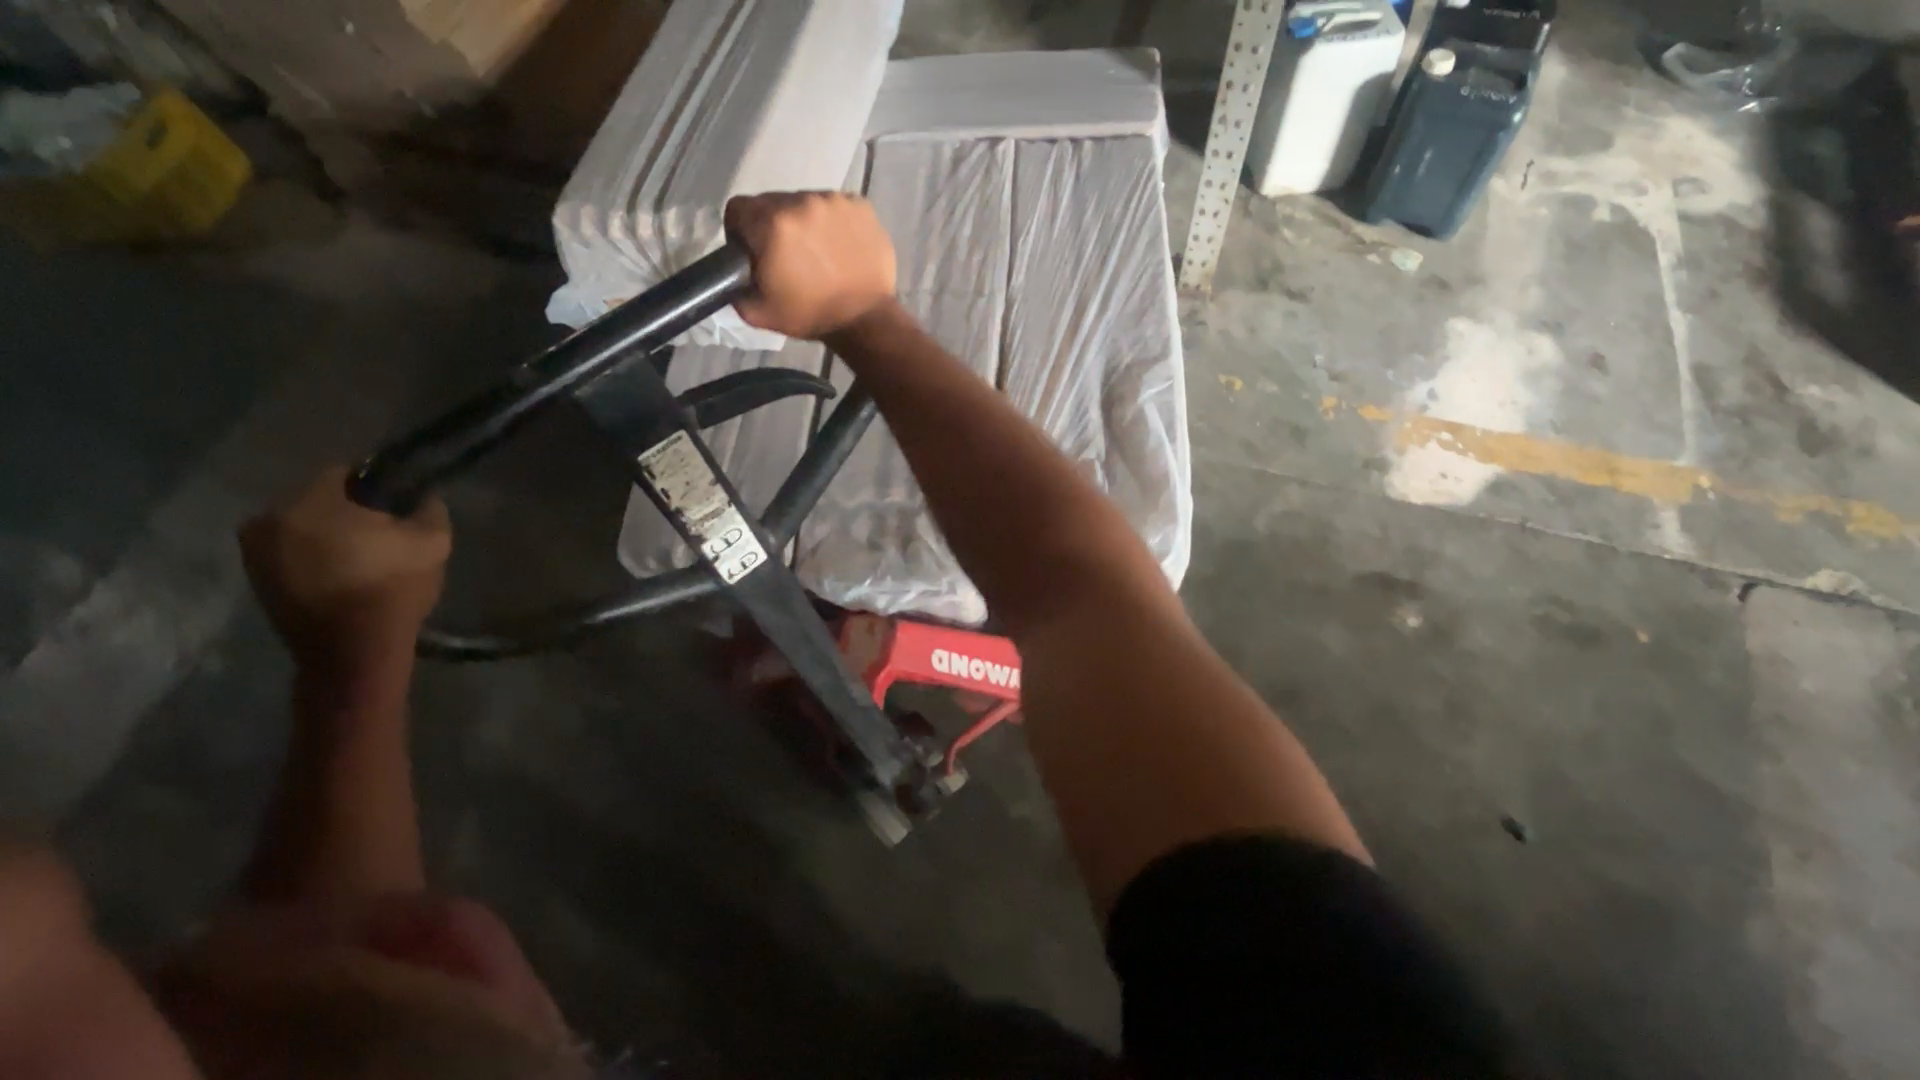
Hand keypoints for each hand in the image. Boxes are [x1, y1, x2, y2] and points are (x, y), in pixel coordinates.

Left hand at [239, 467, 450, 674]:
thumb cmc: (391, 588)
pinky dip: (311, 560)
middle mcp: (269, 519)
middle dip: (345, 513)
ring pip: (299, 529)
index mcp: (309, 502)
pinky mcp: (255, 582)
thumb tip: (422, 497)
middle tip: (380, 535)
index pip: (344, 474)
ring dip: (325, 537)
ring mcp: (254, 553)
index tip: (395, 507)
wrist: (352, 653)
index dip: (374, 487)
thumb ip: (427, 508)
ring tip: (359, 559)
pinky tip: (340, 578)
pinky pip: (288, 554)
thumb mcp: (431, 541)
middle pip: (316, 502)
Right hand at [724, 191, 897, 339]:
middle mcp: (801, 202)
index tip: (753, 250)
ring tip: (817, 253)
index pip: (738, 208)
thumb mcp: (757, 311)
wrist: (865, 319)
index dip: (740, 230)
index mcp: (771, 223)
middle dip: (773, 226)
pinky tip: (839, 247)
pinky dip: (832, 222)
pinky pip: (834, 206)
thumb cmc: (809, 315)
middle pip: (772, 202)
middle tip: (787, 256)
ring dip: (804, 222)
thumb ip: (733, 286)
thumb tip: (732, 272)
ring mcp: (834, 201)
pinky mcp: (860, 205)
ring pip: (804, 202)